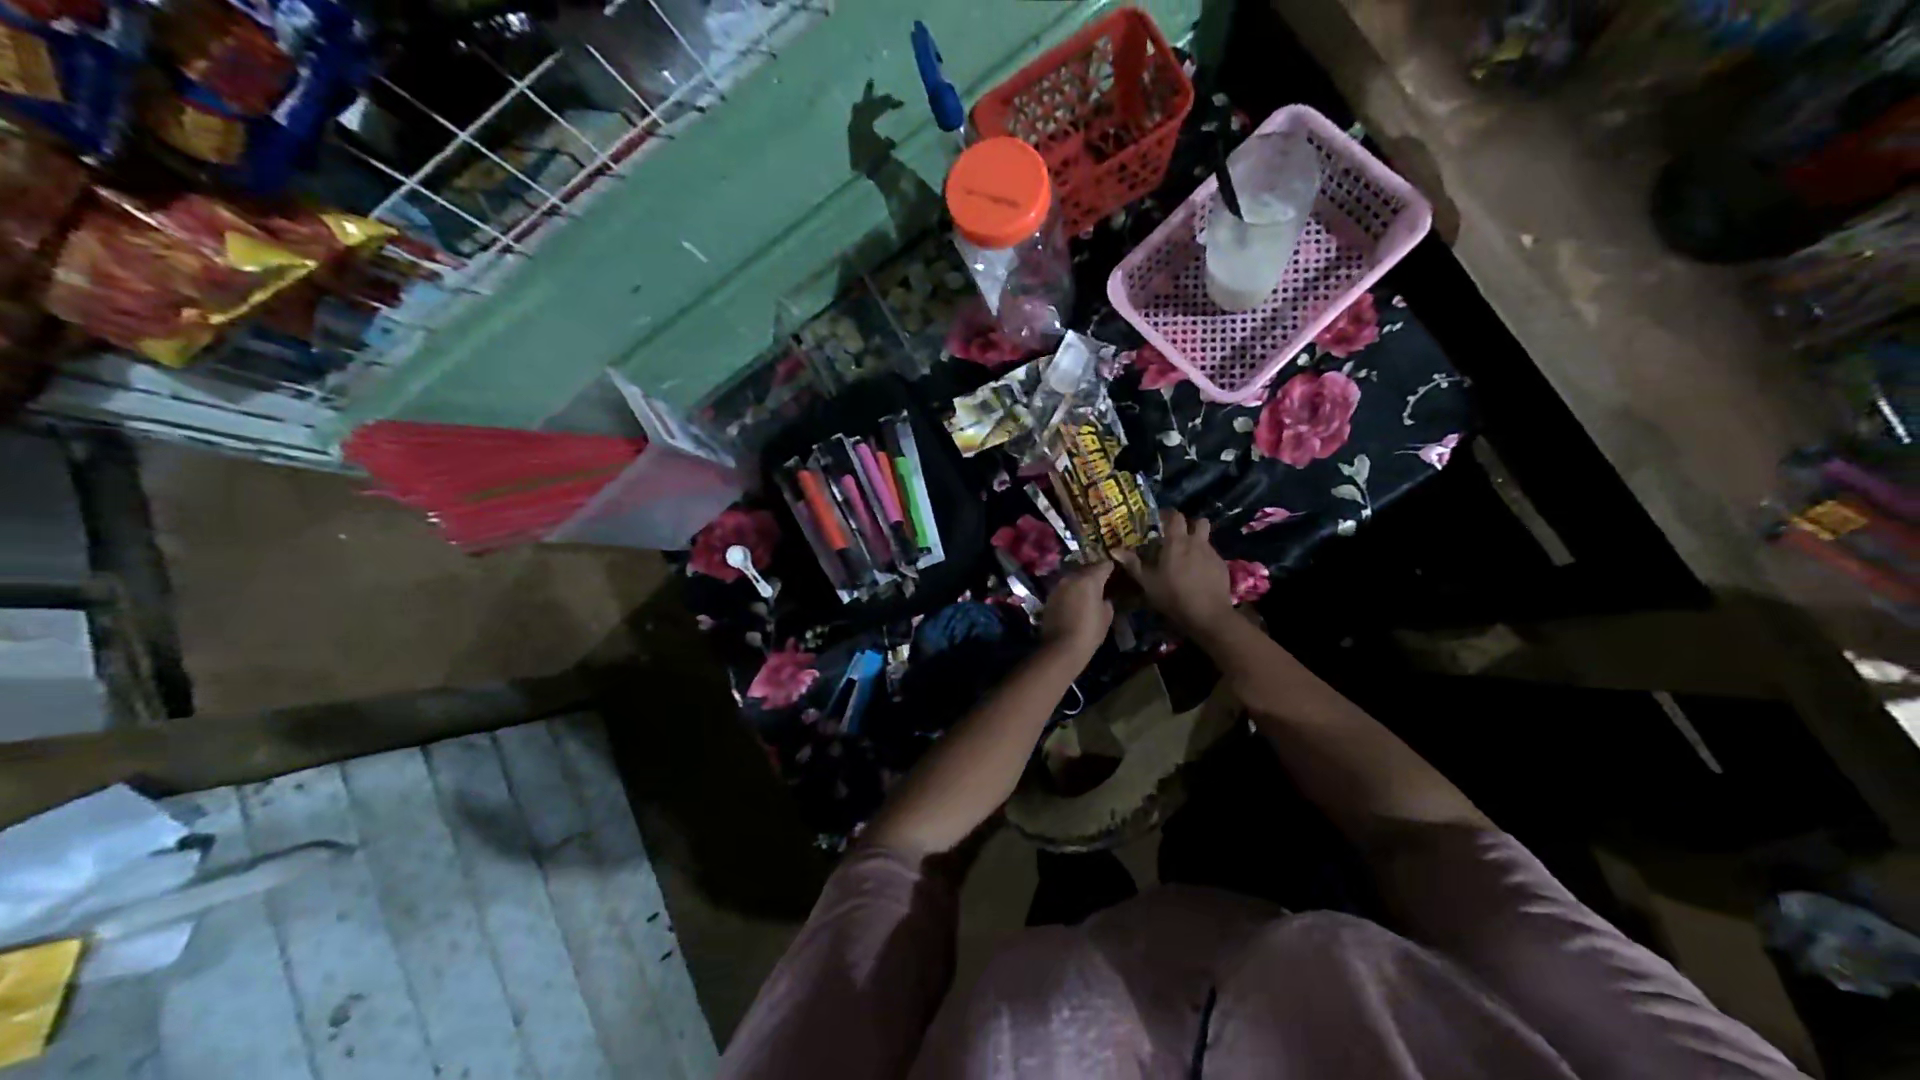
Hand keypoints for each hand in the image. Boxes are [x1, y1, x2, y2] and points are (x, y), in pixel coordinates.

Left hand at [1040, 560, 1114, 656]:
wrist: (1061, 646)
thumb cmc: (1089, 630)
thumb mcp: (1106, 616)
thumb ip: (1106, 601)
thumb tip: (1102, 598)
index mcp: (1089, 579)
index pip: (1103, 565)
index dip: (1110, 567)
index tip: (1114, 570)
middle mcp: (1071, 577)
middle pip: (1086, 569)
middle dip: (1094, 573)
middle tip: (1102, 580)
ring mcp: (1058, 586)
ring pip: (1072, 578)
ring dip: (1080, 581)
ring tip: (1088, 590)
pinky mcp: (1049, 597)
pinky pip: (1064, 588)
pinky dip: (1070, 591)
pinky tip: (1075, 600)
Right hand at [1113, 510, 1234, 635]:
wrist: (1208, 614)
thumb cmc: (1173, 596)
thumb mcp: (1147, 582)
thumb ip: (1132, 564)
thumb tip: (1114, 550)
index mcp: (1177, 542)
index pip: (1175, 516)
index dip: (1168, 514)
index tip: (1160, 520)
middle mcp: (1197, 542)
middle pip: (1199, 521)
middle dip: (1190, 524)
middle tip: (1178, 536)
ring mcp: (1212, 553)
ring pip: (1206, 539)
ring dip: (1197, 543)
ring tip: (1187, 558)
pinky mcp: (1222, 566)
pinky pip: (1212, 555)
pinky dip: (1204, 559)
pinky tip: (1198, 575)